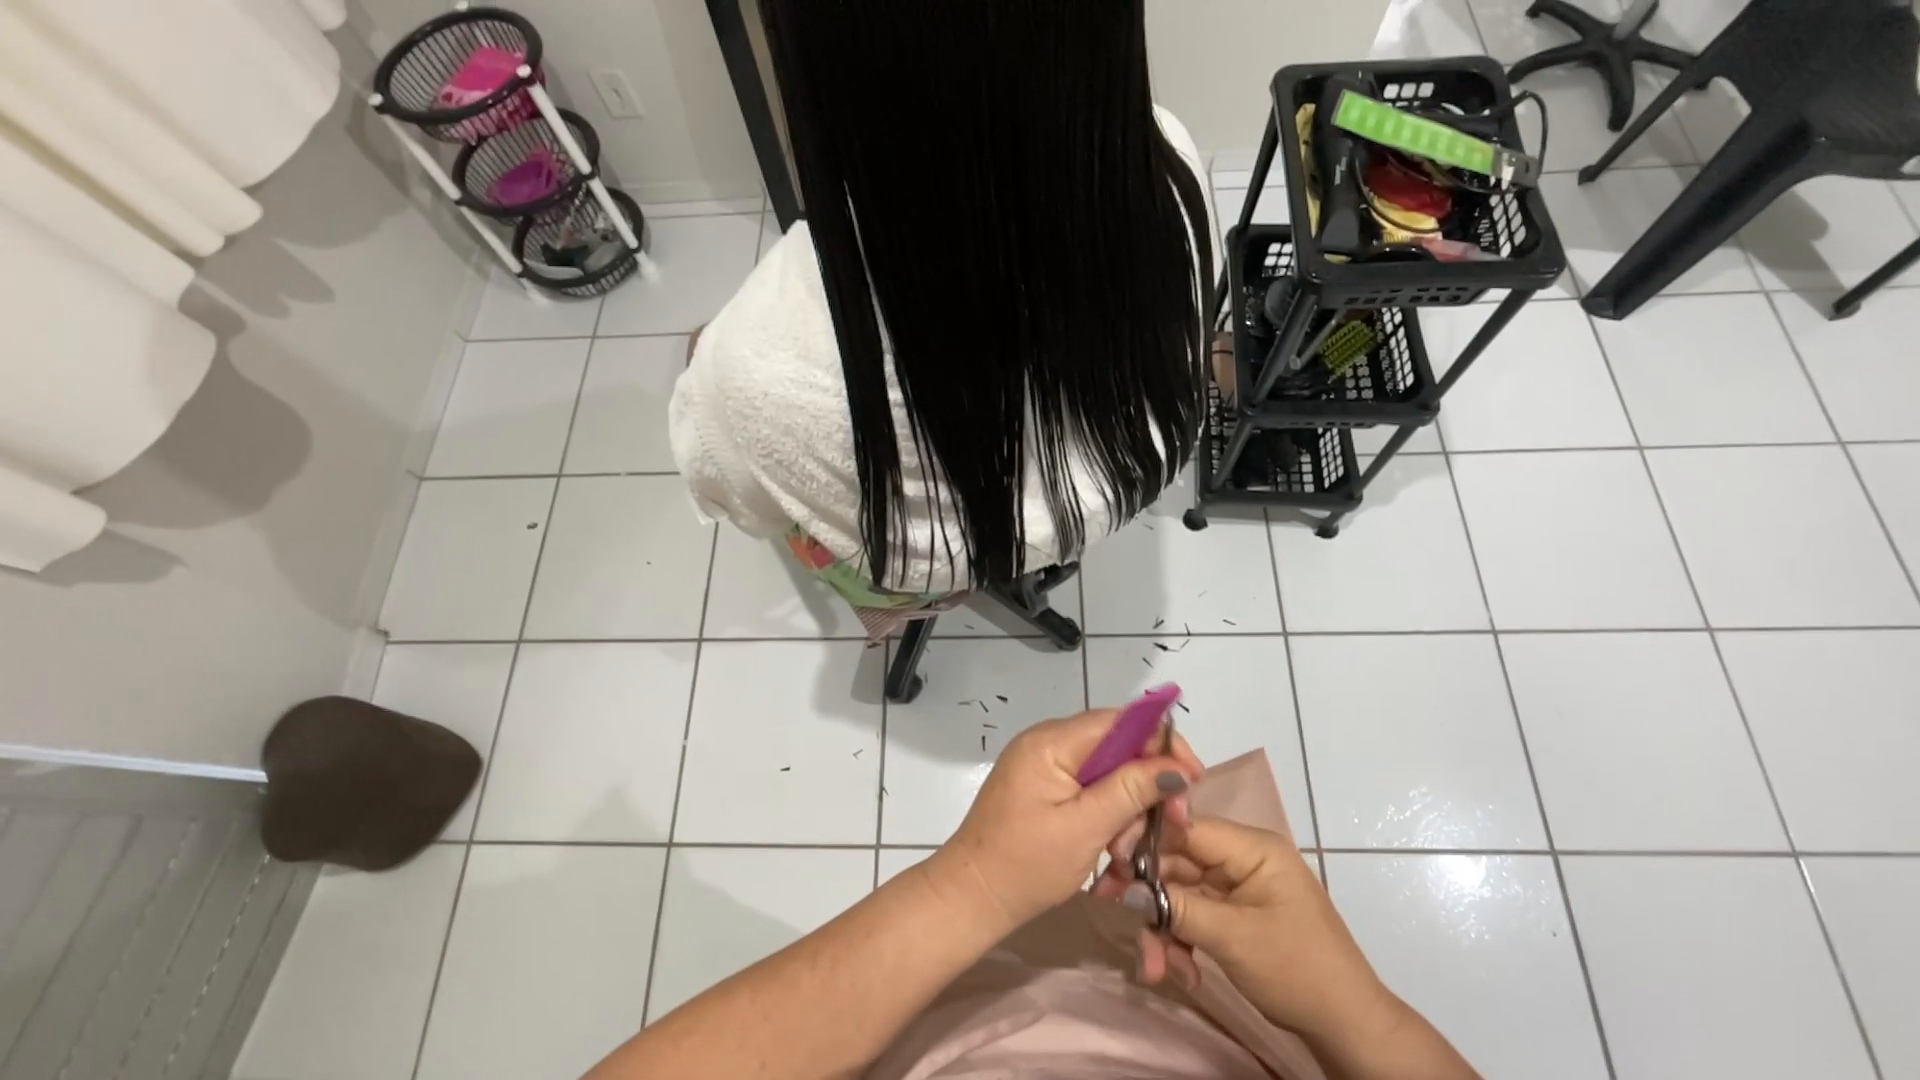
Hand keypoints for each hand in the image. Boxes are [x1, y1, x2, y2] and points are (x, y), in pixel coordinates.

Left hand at [926, 708, 1202, 931]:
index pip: (1121, 722)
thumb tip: (1176, 764)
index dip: (1162, 744)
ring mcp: (1043, 765)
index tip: (1190, 781)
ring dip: (1129, 807)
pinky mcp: (1043, 787)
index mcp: (1051, 742)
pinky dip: (1108, 814)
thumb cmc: (1026, 865)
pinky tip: (1114, 847)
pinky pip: (1089, 788)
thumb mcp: (1085, 829)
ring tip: (1128, 849)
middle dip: (1147, 784)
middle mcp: (1047, 742)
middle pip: (1118, 746)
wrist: (972, 897)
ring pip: (1108, 771)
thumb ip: (1131, 791)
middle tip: (1170, 824)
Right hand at [1097, 816, 1389, 1040]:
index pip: (1186, 825)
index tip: (1109, 860)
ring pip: (1180, 892)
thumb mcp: (1232, 936)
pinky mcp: (1234, 914)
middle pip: (1177, 860)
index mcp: (1253, 847)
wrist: (1346, 1025)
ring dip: (1163, 928)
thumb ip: (1175, 906)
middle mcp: (1243, 858)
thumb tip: (1123, 889)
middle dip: (1149, 894)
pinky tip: (1178, 972)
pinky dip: (1180, 941)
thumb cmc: (1297, 969)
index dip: (1145, 838)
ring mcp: (1238, 887)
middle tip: (1113, 913)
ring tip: (1156, 968)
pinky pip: (1193, 914)